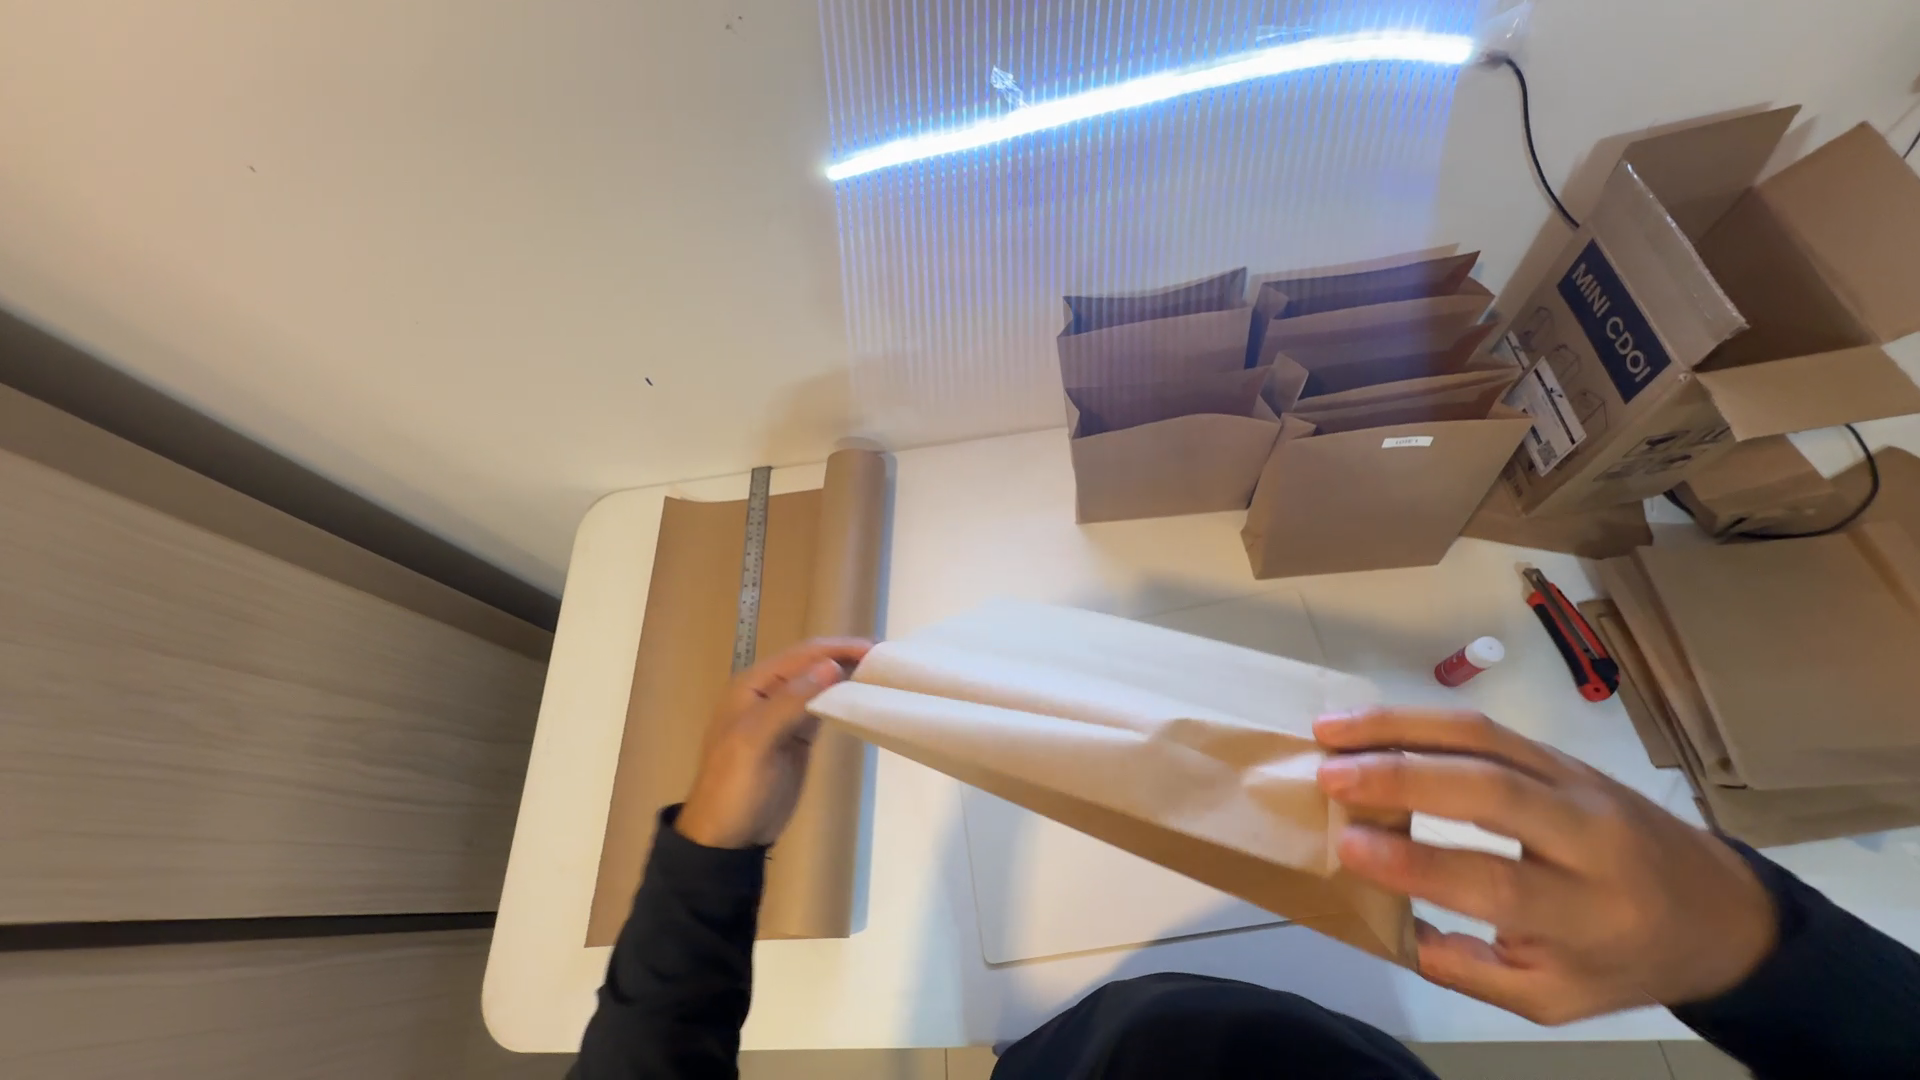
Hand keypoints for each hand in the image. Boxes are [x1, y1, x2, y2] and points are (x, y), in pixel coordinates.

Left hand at [675, 638, 872, 849]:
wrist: (727, 838)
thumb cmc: (736, 786)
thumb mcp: (756, 741)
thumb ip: (791, 701)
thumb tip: (831, 665)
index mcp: (752, 686)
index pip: (801, 655)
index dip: (837, 648)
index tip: (874, 648)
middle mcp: (768, 693)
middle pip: (812, 665)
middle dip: (845, 657)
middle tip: (886, 658)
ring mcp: (784, 715)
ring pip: (820, 684)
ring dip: (847, 675)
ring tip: (882, 671)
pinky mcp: (798, 736)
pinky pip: (822, 708)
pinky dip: (843, 699)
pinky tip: (863, 696)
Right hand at [1315, 708, 1777, 1024]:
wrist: (1722, 912)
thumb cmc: (1624, 958)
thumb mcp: (1554, 995)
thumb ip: (1465, 969)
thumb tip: (1381, 922)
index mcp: (1594, 914)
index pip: (1496, 881)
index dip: (1416, 863)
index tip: (1346, 845)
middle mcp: (1590, 837)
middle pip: (1490, 788)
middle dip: (1400, 776)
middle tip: (1328, 776)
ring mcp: (1574, 781)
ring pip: (1480, 736)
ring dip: (1396, 726)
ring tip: (1329, 730)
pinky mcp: (1556, 752)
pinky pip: (1482, 724)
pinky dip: (1415, 717)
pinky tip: (1367, 721)